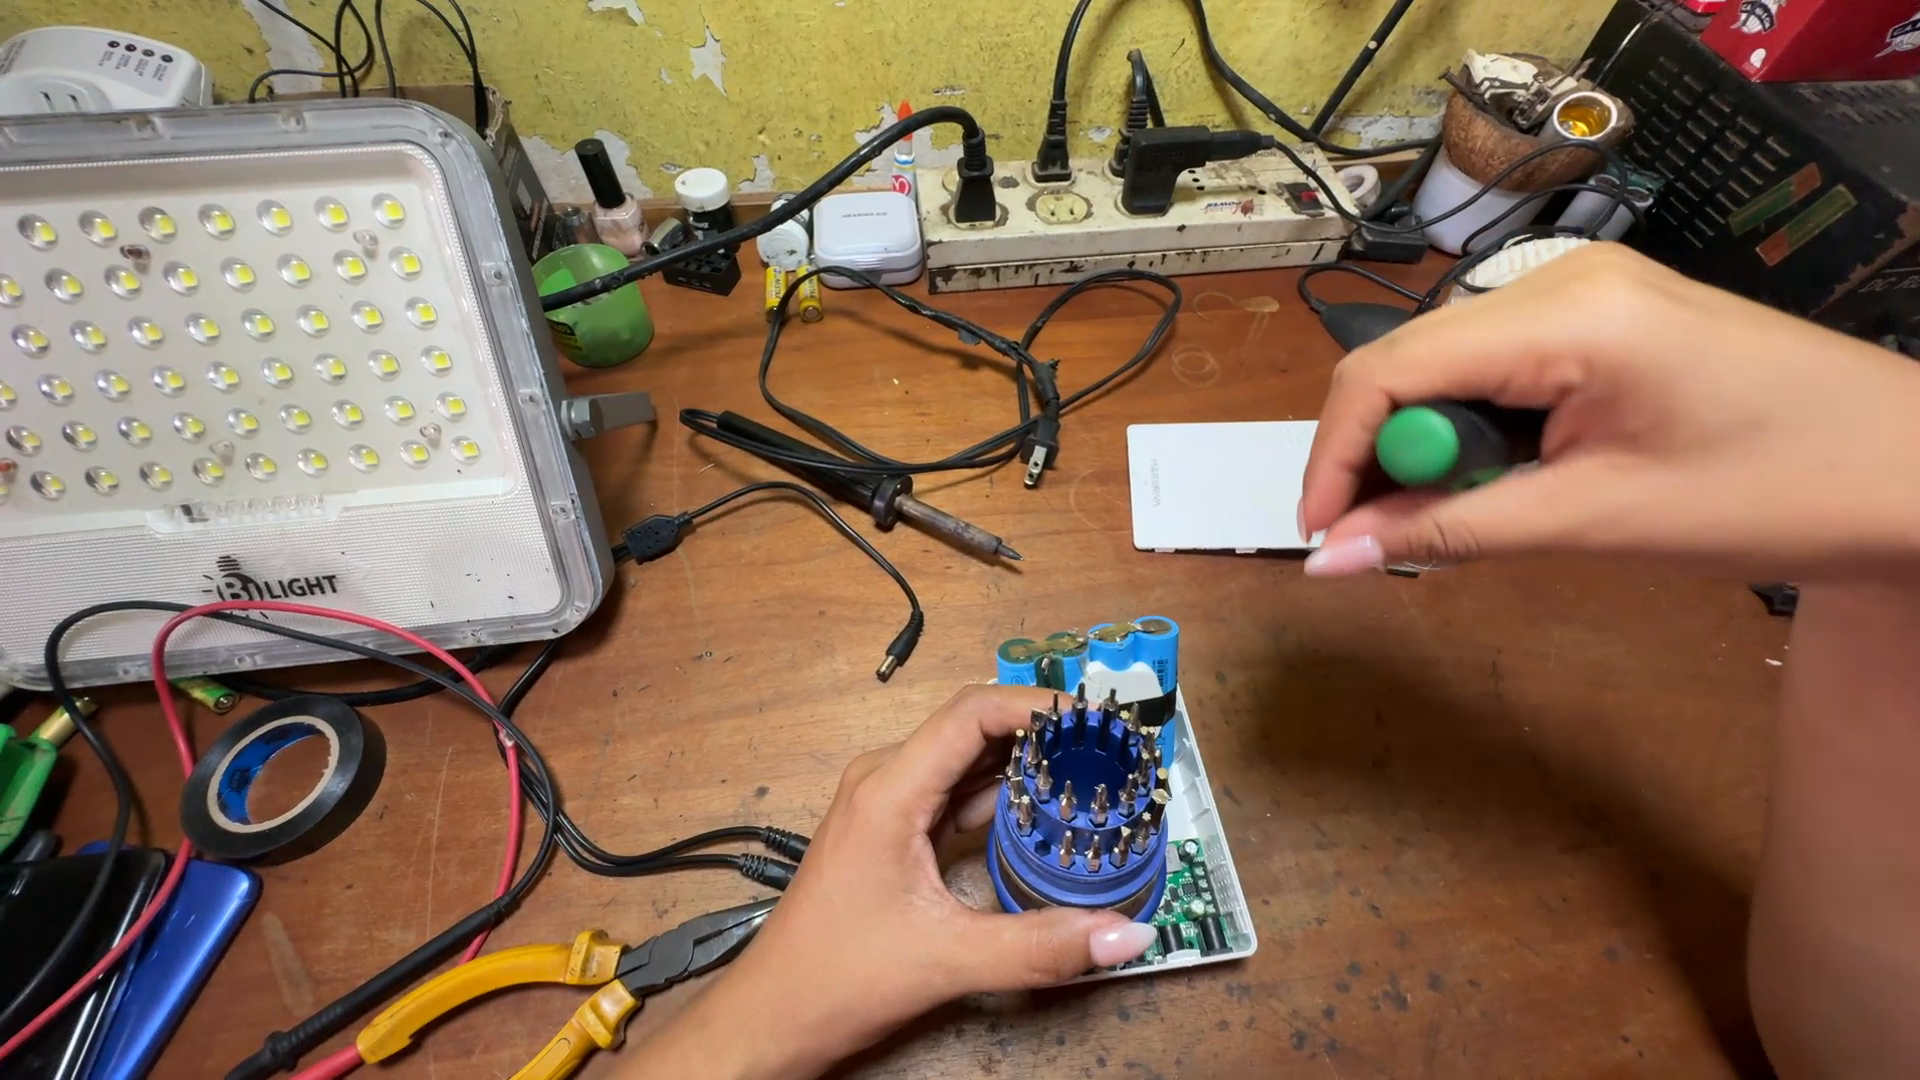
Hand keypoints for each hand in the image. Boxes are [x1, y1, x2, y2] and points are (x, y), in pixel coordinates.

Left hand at [618, 685, 1155, 1079]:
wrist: (771, 1015)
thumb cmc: (835, 978)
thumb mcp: (944, 961)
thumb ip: (1039, 947)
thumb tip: (1126, 934)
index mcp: (889, 788)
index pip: (969, 713)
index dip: (1033, 705)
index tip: (1091, 720)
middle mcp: (887, 777)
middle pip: (971, 727)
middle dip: (1038, 731)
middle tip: (1104, 748)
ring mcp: (888, 799)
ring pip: (965, 759)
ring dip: (1022, 761)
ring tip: (1087, 771)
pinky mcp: (895, 824)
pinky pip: (954, 790)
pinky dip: (999, 793)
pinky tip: (1040, 809)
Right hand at [1299, 243, 1919, 582]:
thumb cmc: (1778, 495)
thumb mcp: (1591, 521)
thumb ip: (1444, 534)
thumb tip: (1326, 563)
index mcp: (1566, 316)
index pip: (1387, 373)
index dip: (1333, 455)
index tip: (1322, 533)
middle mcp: (1550, 282)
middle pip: (1396, 366)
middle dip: (1369, 455)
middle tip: (1374, 532)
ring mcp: (1564, 291)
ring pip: (1424, 371)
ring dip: (1411, 448)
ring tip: (1437, 510)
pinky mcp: (1576, 316)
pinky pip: (1468, 372)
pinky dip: (1454, 433)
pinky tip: (1482, 474)